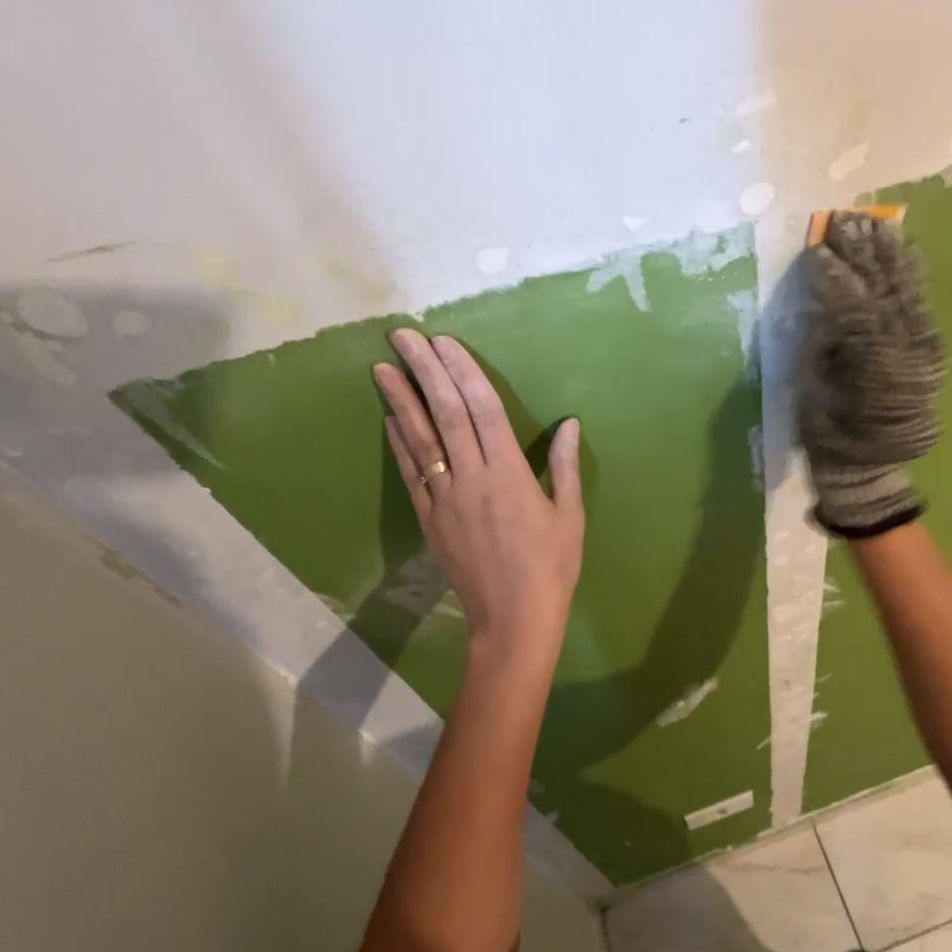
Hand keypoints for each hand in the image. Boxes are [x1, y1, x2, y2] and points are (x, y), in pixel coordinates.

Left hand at [373, 329, 584, 658]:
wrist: (513, 616)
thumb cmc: (552, 565)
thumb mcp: (570, 515)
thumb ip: (567, 466)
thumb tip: (570, 424)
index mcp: (510, 473)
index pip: (482, 409)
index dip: (463, 372)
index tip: (445, 343)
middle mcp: (472, 477)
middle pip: (445, 414)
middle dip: (423, 371)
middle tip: (402, 336)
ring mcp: (445, 498)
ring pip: (420, 440)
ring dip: (400, 400)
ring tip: (381, 367)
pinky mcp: (430, 518)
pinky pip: (411, 474)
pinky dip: (399, 444)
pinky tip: (389, 420)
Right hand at [798, 212, 945, 536]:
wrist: (868, 468)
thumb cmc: (829, 434)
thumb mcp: (813, 392)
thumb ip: (824, 346)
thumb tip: (828, 304)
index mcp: (873, 371)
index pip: (856, 311)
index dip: (836, 278)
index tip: (817, 249)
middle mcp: (907, 357)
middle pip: (885, 294)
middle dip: (863, 255)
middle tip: (844, 221)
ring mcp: (925, 353)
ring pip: (909, 295)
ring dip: (891, 257)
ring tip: (876, 224)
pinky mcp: (932, 351)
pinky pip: (924, 306)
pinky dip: (913, 276)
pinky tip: (905, 250)